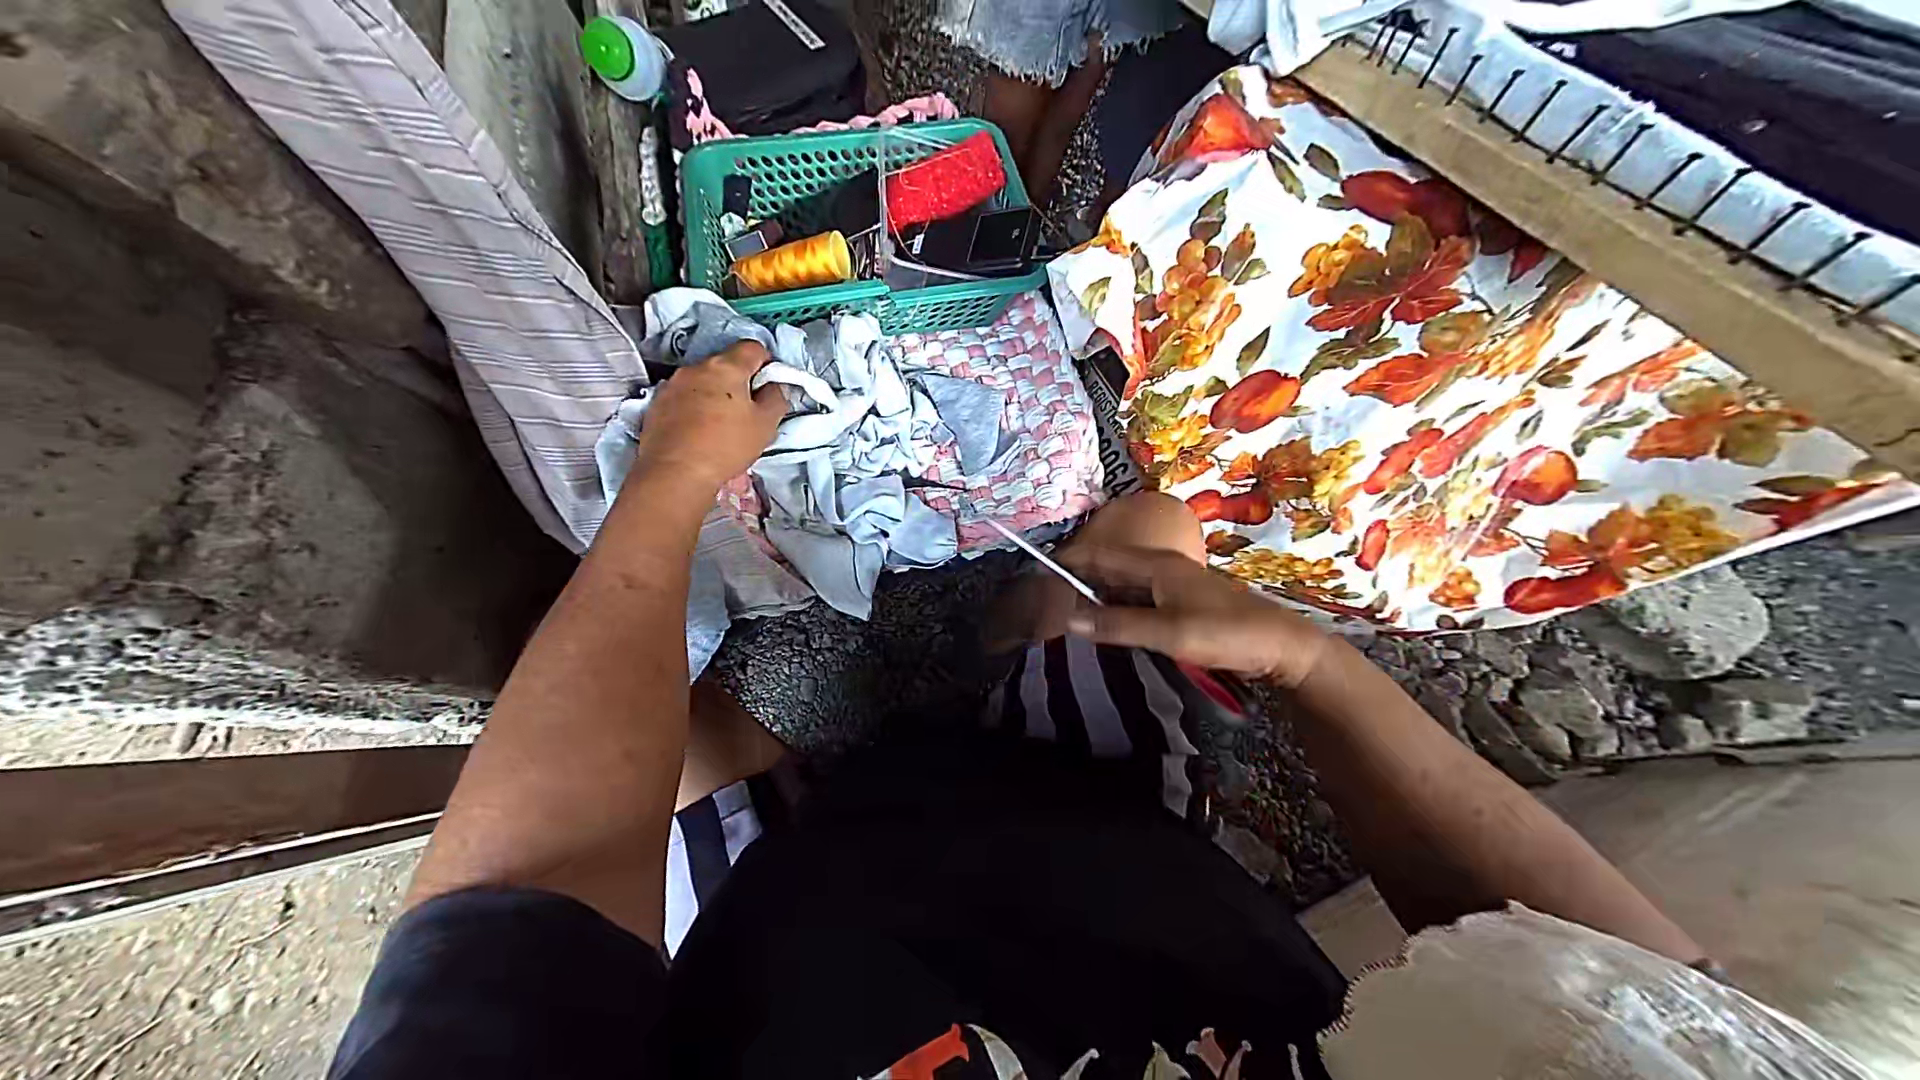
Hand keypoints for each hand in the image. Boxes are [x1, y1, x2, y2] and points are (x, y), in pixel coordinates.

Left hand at [632, 342, 786, 493]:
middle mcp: (696, 367)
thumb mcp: (765, 425)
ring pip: (703, 380)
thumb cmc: (726, 445)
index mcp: (726, 367)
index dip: (766, 362)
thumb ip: (776, 398)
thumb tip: (775, 386)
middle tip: (749, 409)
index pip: (752, 348)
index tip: (769, 384)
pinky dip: (695, 406)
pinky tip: (699, 430)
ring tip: (721, 423)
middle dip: (739, 380)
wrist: (675, 471)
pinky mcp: (656, 403)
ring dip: (715, 393)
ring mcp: (672, 384)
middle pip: (725, 363)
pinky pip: (684, 397)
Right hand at [1058, 544, 1331, 687]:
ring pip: (1122, 584)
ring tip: (1067, 613)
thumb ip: (1118, 625)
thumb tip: (1069, 618)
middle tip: (1046, 600)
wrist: (1282, 646)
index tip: (1037, 574)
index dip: (1068, 561)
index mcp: (1156, 565)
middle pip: (1108, 567)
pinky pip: (1136, 599)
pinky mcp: (1180, 603)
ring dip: (1096, 596)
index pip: (1100, 555)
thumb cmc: (1226, 633)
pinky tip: (1106, 626)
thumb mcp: (1168, 632)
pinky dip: (1115, 608)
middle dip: (1077, 580)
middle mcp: (1161, 568)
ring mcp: (1172, 585)